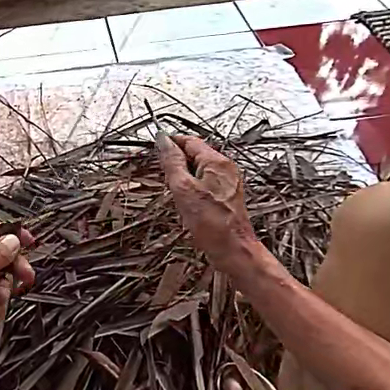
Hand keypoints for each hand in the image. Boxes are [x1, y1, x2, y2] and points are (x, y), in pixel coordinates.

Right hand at [155, 133, 263, 272]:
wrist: (233, 249)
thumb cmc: (212, 223)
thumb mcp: (183, 188)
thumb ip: (172, 162)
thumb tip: (163, 140)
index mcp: (217, 162)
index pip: (190, 141)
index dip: (172, 142)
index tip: (157, 147)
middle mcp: (226, 169)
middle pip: (196, 154)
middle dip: (177, 161)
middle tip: (164, 174)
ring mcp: (228, 182)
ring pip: (200, 169)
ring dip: (184, 175)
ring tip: (175, 190)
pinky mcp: (227, 196)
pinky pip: (206, 183)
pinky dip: (193, 187)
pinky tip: (187, 201)